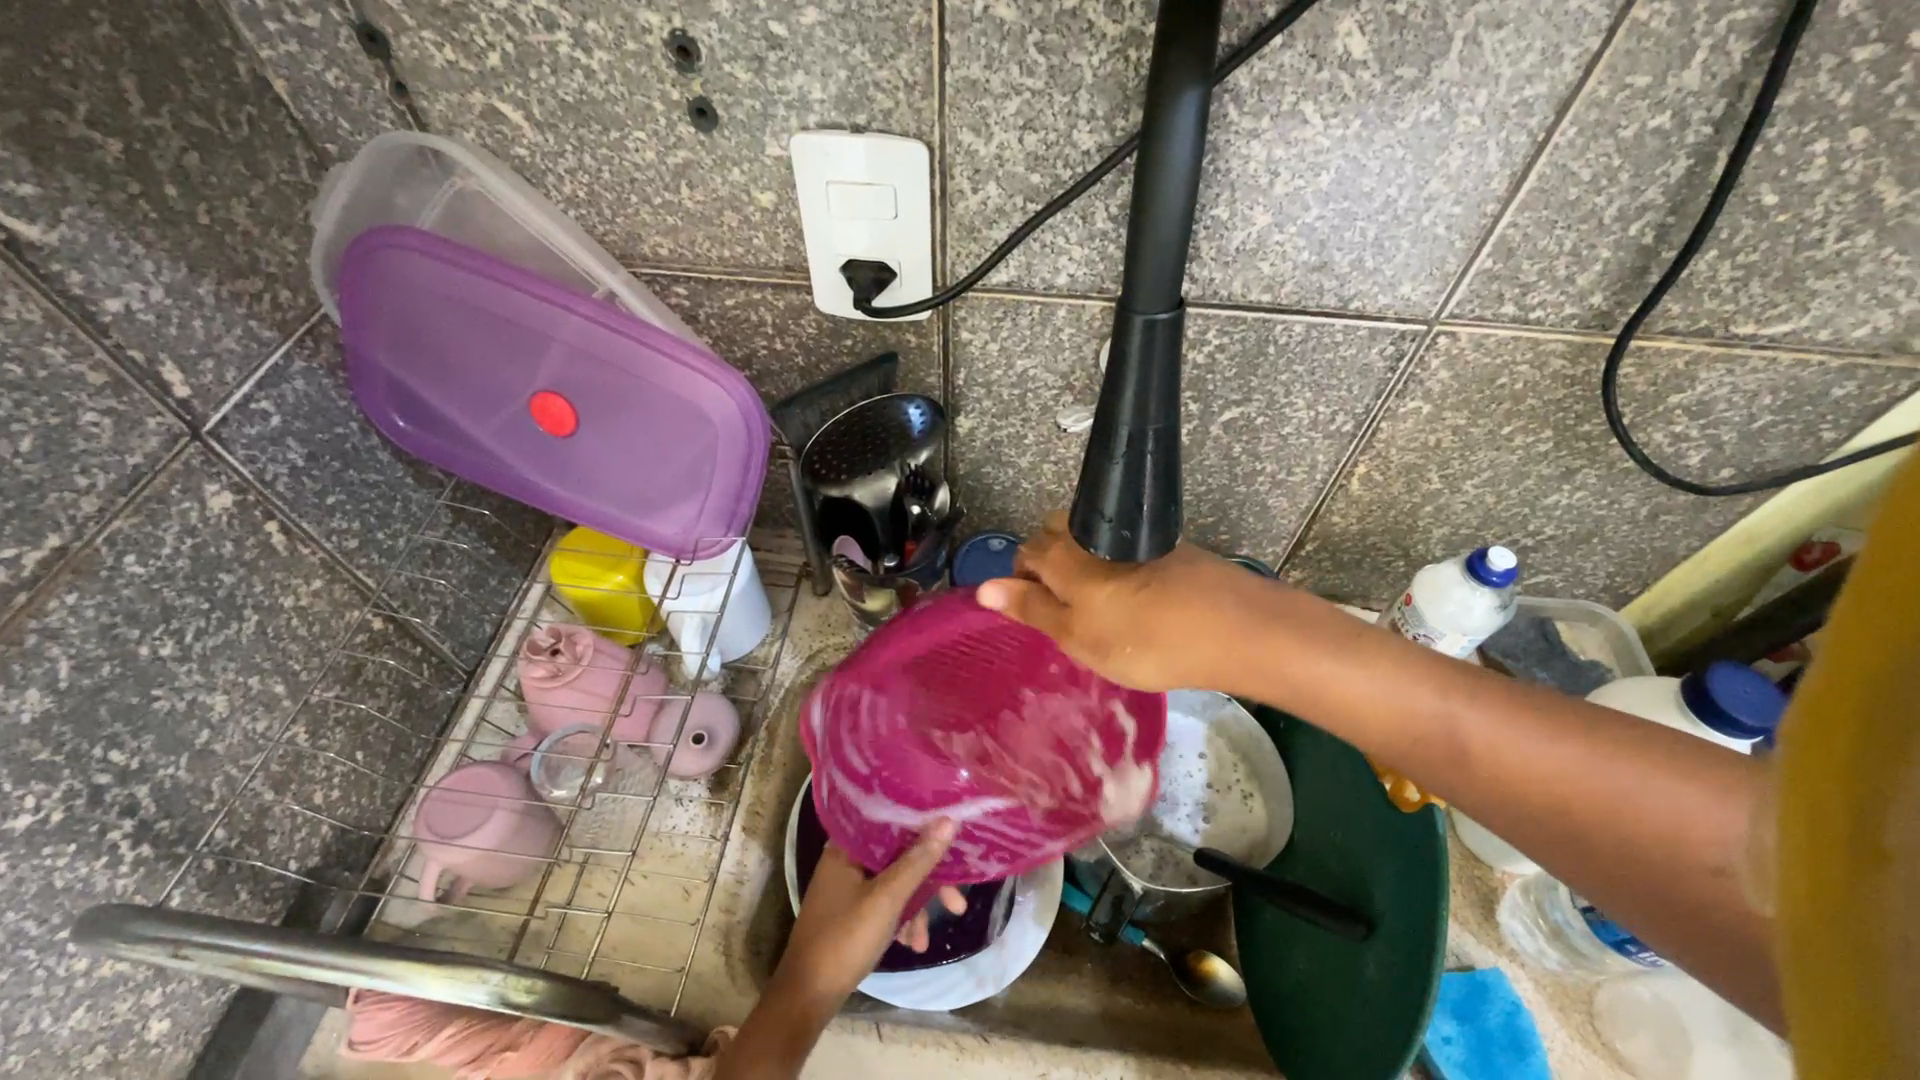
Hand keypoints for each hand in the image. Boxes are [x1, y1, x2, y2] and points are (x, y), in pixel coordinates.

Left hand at [773, 819, 961, 1010]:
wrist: (808, 995)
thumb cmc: (844, 939)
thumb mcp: (886, 899)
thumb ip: (918, 860)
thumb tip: (949, 821)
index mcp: (847, 846)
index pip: (891, 820)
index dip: (924, 826)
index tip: (954, 837)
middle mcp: (847, 859)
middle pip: (898, 855)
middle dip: (928, 880)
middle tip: (957, 902)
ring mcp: (849, 887)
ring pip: (895, 882)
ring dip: (916, 908)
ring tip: (924, 940)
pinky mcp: (853, 910)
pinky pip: (886, 903)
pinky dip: (901, 920)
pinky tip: (912, 944)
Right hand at [976, 511, 1258, 691]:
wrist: (1233, 628)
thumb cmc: (1143, 640)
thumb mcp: (1077, 636)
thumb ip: (1031, 609)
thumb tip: (982, 587)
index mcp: (1064, 554)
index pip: (1025, 553)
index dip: (1021, 580)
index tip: (1033, 613)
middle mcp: (1094, 534)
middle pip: (1057, 534)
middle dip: (1049, 563)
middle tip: (1063, 609)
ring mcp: (1135, 537)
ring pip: (1092, 541)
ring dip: (1084, 565)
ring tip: (1097, 607)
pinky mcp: (1168, 547)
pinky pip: (1125, 550)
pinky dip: (1118, 569)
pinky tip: (1135, 601)